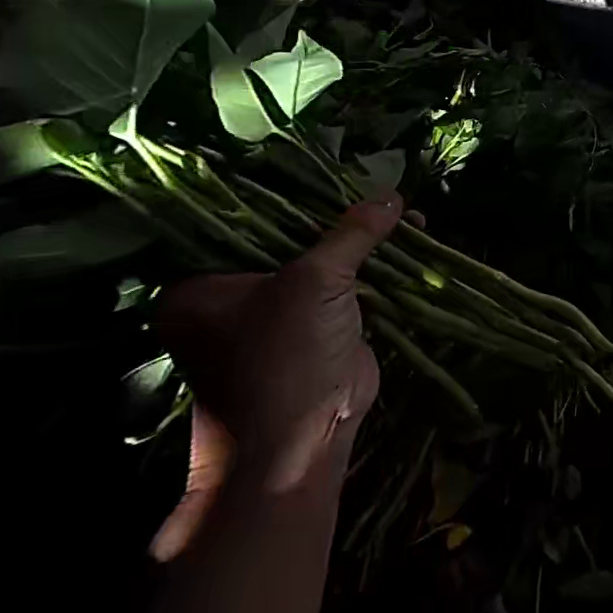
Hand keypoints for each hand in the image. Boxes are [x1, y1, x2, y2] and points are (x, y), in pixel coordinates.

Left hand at [149, 191, 401, 561]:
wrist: (301, 442)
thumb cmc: (285, 355)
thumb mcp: (317, 281)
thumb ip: (353, 232)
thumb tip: (393, 194)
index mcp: (204, 285)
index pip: (249, 222)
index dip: (295, 196)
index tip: (335, 170)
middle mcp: (236, 297)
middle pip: (293, 239)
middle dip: (340, 217)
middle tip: (378, 188)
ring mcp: (280, 315)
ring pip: (325, 262)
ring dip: (365, 240)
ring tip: (404, 211)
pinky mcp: (318, 329)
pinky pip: (347, 285)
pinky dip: (376, 266)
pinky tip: (408, 240)